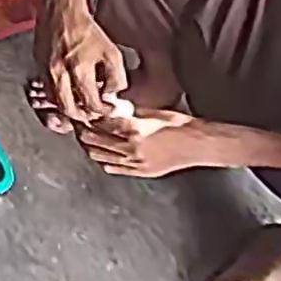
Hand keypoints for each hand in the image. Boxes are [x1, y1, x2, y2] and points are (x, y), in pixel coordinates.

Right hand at [33, 3, 126, 126]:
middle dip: (82, 116)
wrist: (60, 11)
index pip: (91, 103)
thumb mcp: (112, 53)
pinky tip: (68, 89)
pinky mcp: (37, 64)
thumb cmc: (88, 30)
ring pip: (54, 100)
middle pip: (68, 108)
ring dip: (67, 106)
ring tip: (81, 104)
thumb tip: (111, 96)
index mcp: (79, 69)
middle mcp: (58, 72)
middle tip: (93, 114)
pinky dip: (57, 94)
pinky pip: (46, 87)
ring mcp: (44, 69)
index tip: (109, 109)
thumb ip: (116, 78)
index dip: (103, 111)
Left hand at [75, 108, 238, 176]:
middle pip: (90, 139)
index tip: (79, 110)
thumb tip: (102, 107)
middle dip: (81, 129)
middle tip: (77, 121)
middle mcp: (131, 148)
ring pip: (97, 155)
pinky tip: (101, 149)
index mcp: (132, 129)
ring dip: (88, 144)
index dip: (85, 115)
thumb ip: (123, 112)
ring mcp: (136, 163)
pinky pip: (111, 167)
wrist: (203, 145)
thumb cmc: (179, 124)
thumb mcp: (147, 111)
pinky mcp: (142, 172)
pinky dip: (101, 158)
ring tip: (86, 134)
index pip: (95, 122)